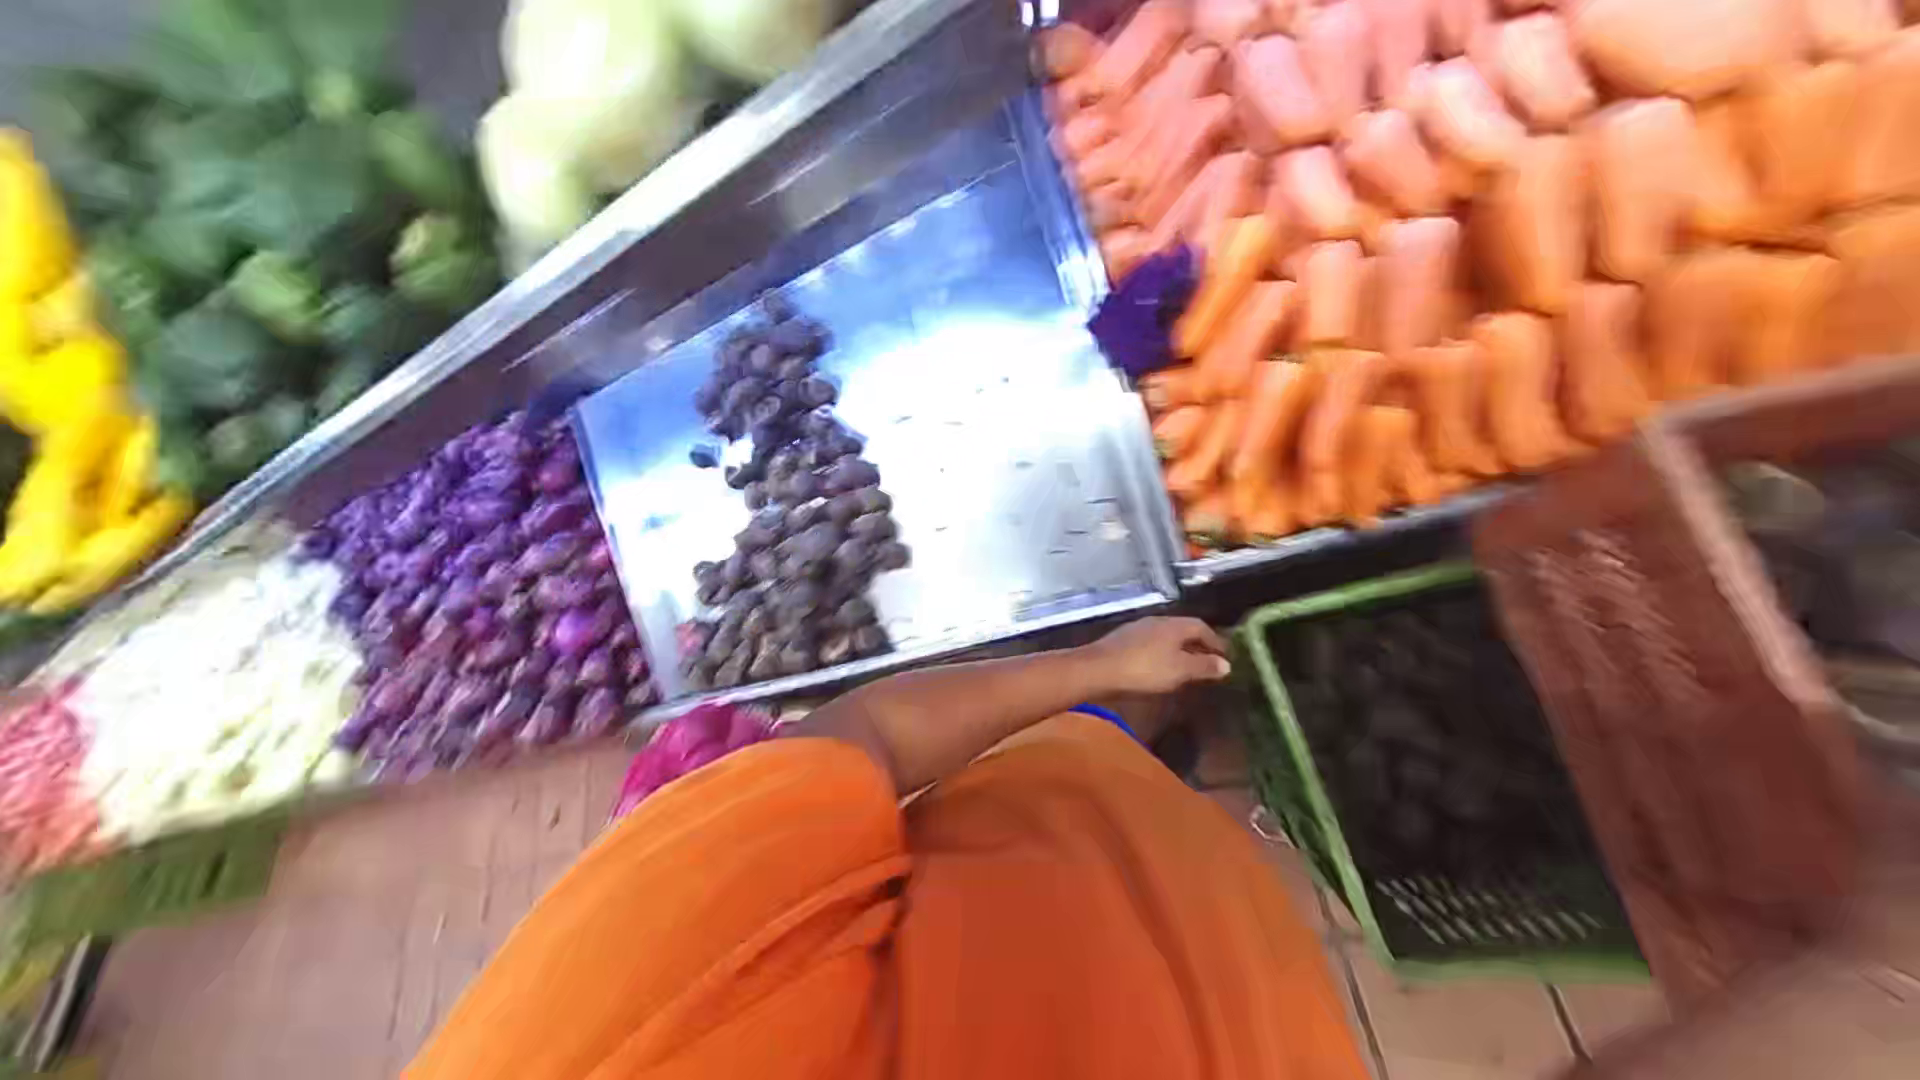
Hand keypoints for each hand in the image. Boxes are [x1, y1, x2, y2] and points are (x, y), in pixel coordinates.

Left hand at [1080, 616, 1230, 695]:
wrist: (1098, 670)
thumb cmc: (1145, 669)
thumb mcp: (1180, 670)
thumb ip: (1204, 666)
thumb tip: (1225, 664)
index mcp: (1174, 625)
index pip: (1202, 627)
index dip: (1216, 641)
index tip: (1226, 656)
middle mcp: (1156, 621)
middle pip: (1183, 630)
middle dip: (1198, 644)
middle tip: (1210, 661)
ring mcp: (1137, 629)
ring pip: (1166, 636)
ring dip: (1180, 649)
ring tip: (1188, 666)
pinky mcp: (1122, 640)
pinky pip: (1151, 644)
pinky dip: (1163, 653)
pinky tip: (1161, 667)